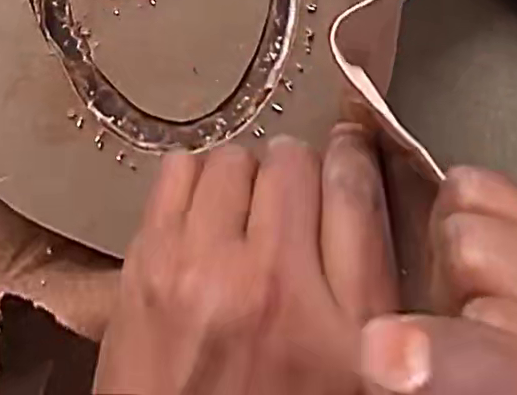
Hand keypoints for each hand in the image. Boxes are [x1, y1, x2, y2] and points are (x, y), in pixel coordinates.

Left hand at [93, 125, 396, 394]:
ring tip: (242, 208)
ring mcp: (204, 265)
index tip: (349, 145)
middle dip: (296, 169)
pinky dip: (196, 178)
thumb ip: (367, 297)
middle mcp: (278, 285)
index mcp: (352, 334)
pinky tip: (202, 212)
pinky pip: (179, 168)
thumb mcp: (353, 382)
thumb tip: (354, 197)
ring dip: (244, 173)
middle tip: (288, 194)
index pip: (359, 195)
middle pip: (293, 162)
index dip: (355, 157)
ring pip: (234, 158)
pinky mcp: (149, 259)